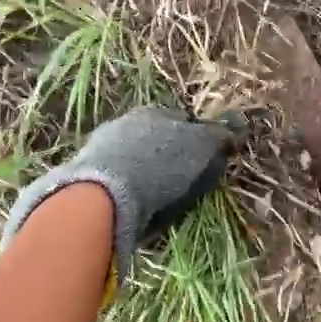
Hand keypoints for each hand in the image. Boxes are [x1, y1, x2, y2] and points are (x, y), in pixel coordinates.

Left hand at [0, 106, 234, 290]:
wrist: (103, 196)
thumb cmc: (161, 167)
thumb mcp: (203, 149)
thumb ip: (220, 137)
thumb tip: (236, 129)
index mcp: (155, 112)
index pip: (183, 121)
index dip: (197, 141)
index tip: (204, 162)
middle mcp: (125, 123)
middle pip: (155, 140)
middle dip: (166, 158)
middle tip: (181, 183)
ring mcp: (99, 148)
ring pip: (132, 161)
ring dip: (143, 176)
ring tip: (157, 202)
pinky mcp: (84, 177)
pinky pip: (114, 183)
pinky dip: (125, 193)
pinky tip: (134, 209)